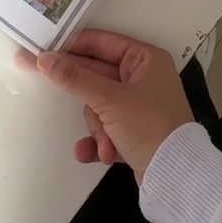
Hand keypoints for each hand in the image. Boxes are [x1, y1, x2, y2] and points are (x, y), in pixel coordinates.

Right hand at [21, 29, 194, 181]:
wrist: (177, 179)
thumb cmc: (149, 127)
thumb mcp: (109, 100)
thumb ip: (75, 78)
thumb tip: (44, 58)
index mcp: (145, 59)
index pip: (101, 43)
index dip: (72, 46)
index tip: (45, 50)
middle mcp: (143, 77)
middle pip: (97, 77)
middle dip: (88, 101)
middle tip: (48, 82)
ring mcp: (139, 105)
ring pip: (99, 105)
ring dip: (98, 128)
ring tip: (105, 144)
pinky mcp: (135, 131)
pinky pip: (107, 127)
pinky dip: (100, 141)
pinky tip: (91, 153)